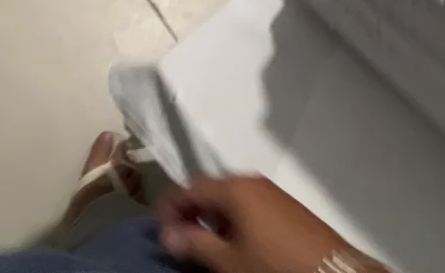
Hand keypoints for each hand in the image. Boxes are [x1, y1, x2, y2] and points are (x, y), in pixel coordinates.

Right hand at [155, 175, 377, 272]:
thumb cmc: (274, 268)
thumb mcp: (230, 263)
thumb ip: (196, 245)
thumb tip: (168, 235)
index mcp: (233, 187)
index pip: (189, 188)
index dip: (170, 208)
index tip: (158, 233)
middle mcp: (250, 180)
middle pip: (209, 189)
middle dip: (190, 212)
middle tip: (179, 241)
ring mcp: (270, 192)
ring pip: (229, 198)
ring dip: (212, 218)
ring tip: (205, 247)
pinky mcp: (286, 207)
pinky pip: (248, 206)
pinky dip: (233, 221)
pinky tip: (234, 245)